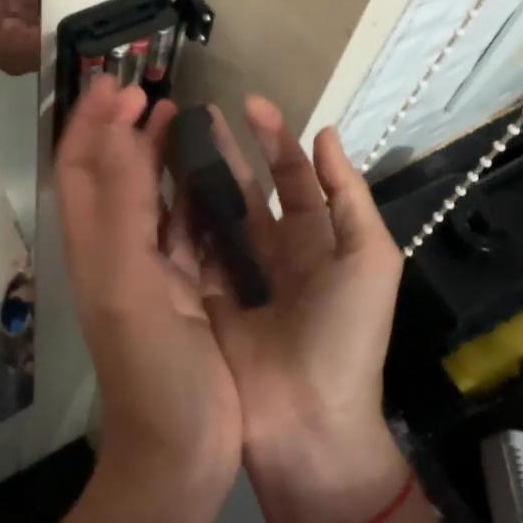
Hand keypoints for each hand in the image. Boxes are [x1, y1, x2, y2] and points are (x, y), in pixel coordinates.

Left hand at [55, 77, 240, 522]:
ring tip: (176, 113)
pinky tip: (209, 172)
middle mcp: (111, 248)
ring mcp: (146, 266)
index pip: (78, 165)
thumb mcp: (130, 279)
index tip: (116, 83)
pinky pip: (179, 221)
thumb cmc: (150, 365)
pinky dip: (187, 188)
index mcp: (91, 244)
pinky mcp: (181, 283)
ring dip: (152, 150)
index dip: (90, 122)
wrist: (181, 447)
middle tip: (149, 89)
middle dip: (119, 126)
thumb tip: (118, 129)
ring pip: (142, 191)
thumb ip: (123, 204)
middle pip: (107, 171)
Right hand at [201, 98, 433, 522]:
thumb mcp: (369, 260)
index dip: (275, 139)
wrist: (307, 418)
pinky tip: (153, 185)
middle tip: (198, 113)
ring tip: (169, 139)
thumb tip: (328, 134)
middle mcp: (273, 249)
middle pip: (247, 188)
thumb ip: (349, 196)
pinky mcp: (202, 295)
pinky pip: (187, 248)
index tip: (250, 104)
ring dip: (195, 176)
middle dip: (227, 149)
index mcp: (316, 240)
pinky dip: (172, 216)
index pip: (294, 177)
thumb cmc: (345, 333)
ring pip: (212, 212)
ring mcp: (234, 273)